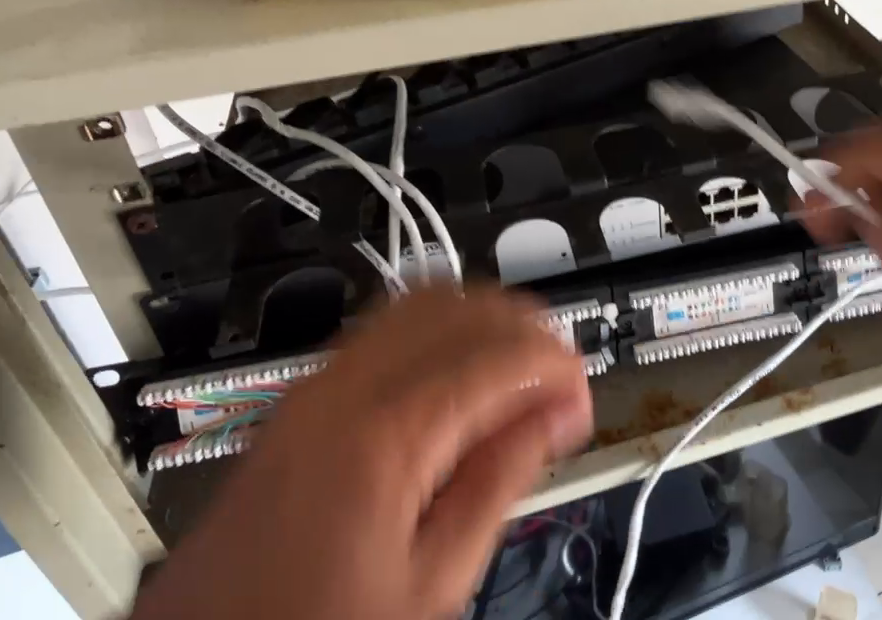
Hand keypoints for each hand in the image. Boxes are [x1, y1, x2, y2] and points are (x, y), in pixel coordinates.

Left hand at [133, 287, 592, 619]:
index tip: (580, 397)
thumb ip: (499, 482)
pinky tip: (459, 369)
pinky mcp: (301, 394)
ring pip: (422, 299)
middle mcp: (346, 389)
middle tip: (558, 380)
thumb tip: (553, 416)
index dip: (555, 365)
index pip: (499, 357)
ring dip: (482, 318)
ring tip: (517, 368)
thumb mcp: (430, 581)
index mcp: (386, 437)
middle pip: (462, 307)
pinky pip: (383, 324)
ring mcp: (316, 383)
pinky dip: (437, 325)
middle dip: (526, 328)